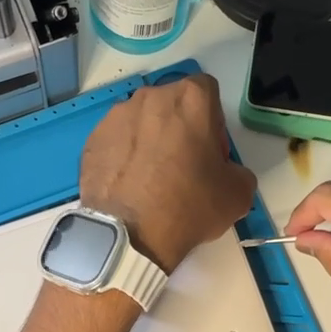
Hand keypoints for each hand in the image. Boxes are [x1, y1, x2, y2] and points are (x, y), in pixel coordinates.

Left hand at [79, 74, 256, 270]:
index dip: (213, 124)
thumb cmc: (189, 207)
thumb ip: (237, 170)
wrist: (129, 236)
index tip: (210, 155)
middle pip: (172, 107)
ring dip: (149, 143)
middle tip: (182, 169)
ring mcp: (115, 117)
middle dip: (179, 130)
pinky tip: (128, 187)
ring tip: (150, 181)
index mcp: (190, 98)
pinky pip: (116, 143)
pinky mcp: (92, 140)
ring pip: (141, 123)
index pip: (208, 95)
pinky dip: (123, 158)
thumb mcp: (238, 194)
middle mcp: (150, 97)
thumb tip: (225, 172)